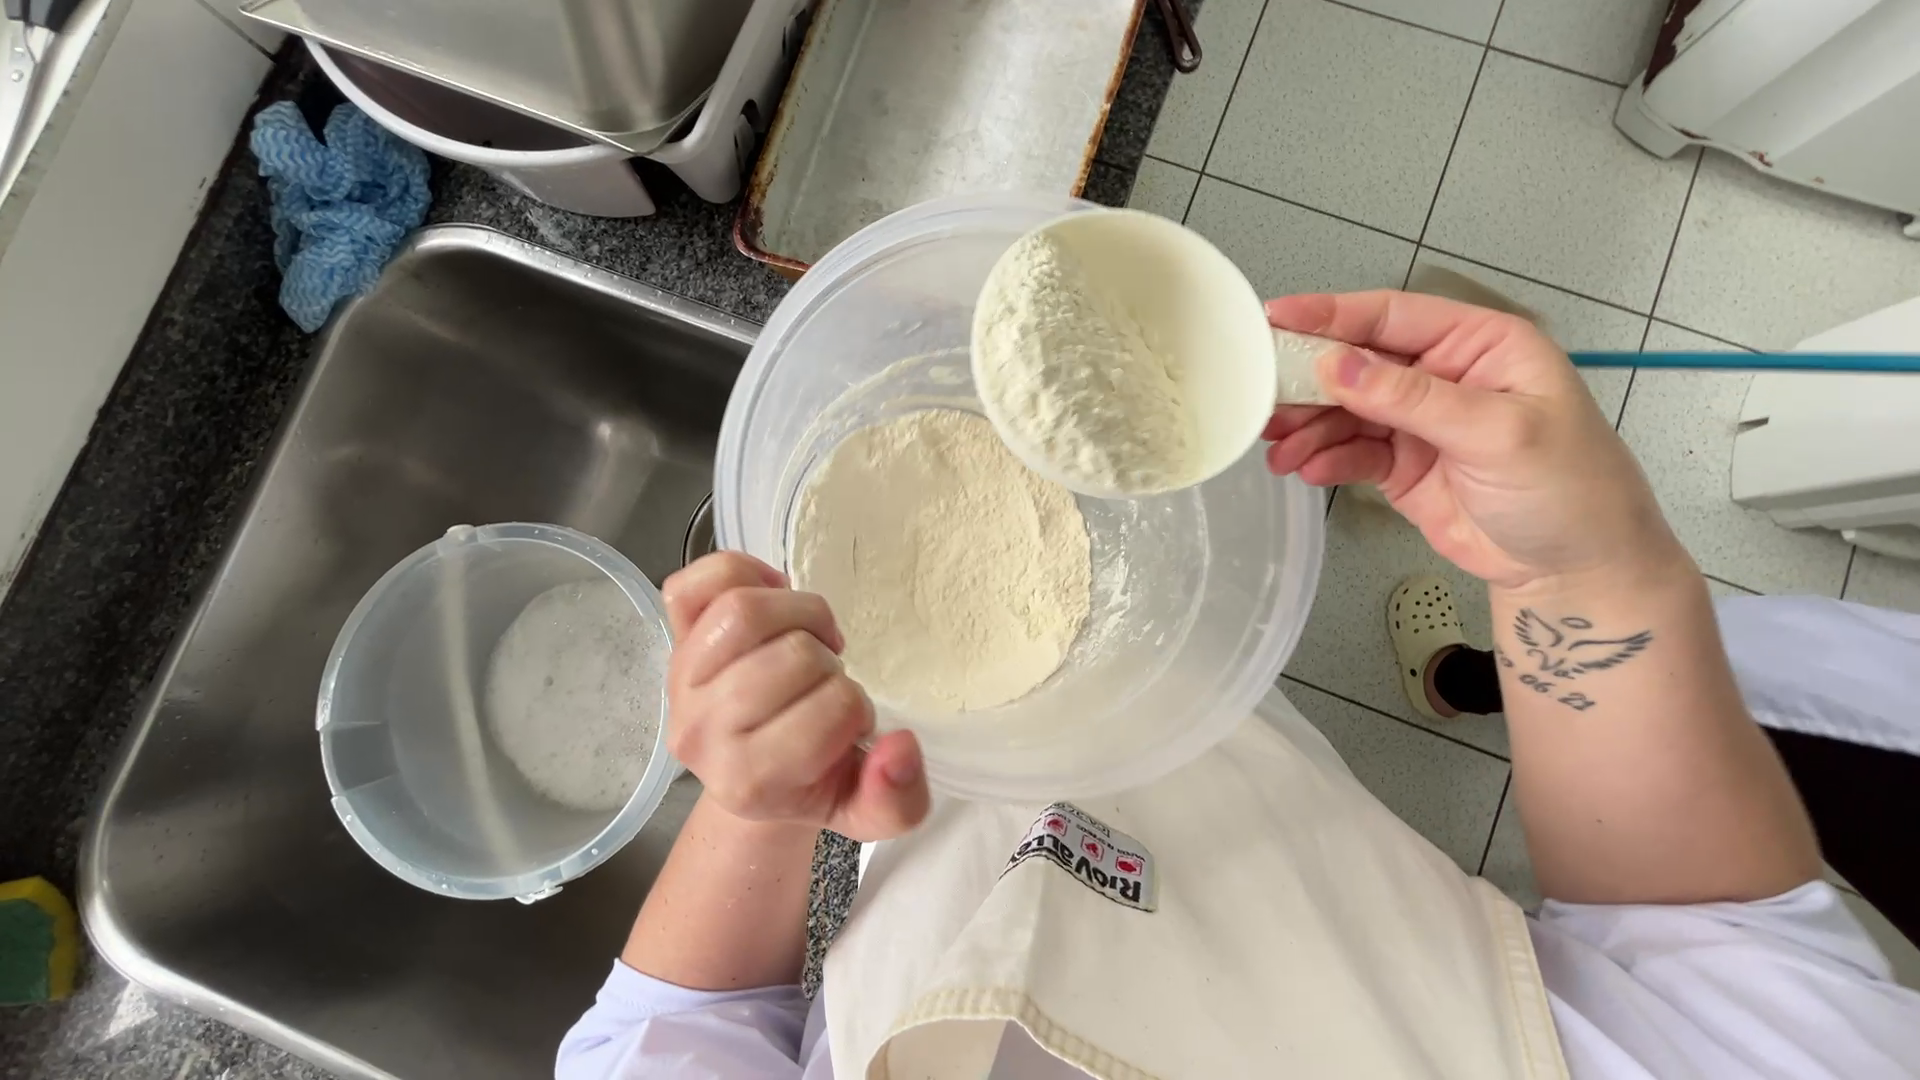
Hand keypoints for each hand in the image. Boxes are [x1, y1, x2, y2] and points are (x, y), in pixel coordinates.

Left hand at [661, 552, 929, 841]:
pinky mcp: (673, 638)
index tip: (846, 725)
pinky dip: (742, 573)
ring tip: (809, 640)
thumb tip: (901, 747)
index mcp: (751, 780)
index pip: (836, 709)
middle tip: (825, 684)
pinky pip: (694, 583)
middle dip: (830, 664)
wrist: (753, 772)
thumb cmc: (814, 782)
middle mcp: (702, 733)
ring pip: (745, 610)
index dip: (857, 708)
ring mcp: (681, 682)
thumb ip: (898, 799)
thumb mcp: (867, 811)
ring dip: (800, 613)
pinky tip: (772, 600)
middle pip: (794, 654)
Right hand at [1262, 290, 1684, 591]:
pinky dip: (1324, 460)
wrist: (1570, 569)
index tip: (1274, 319)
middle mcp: (1439, 375)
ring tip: (1277, 449)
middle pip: (1356, 364)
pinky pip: (1348, 453)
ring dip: (1307, 427)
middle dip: (1307, 381)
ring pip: (1343, 411)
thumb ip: (1411, 398)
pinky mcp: (1396, 464)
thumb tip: (1334, 366)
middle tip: (1260, 397)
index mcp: (1476, 345)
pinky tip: (1307, 471)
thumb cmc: (1563, 486)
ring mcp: (1414, 422)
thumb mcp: (1494, 433)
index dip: (1330, 315)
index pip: (1391, 317)